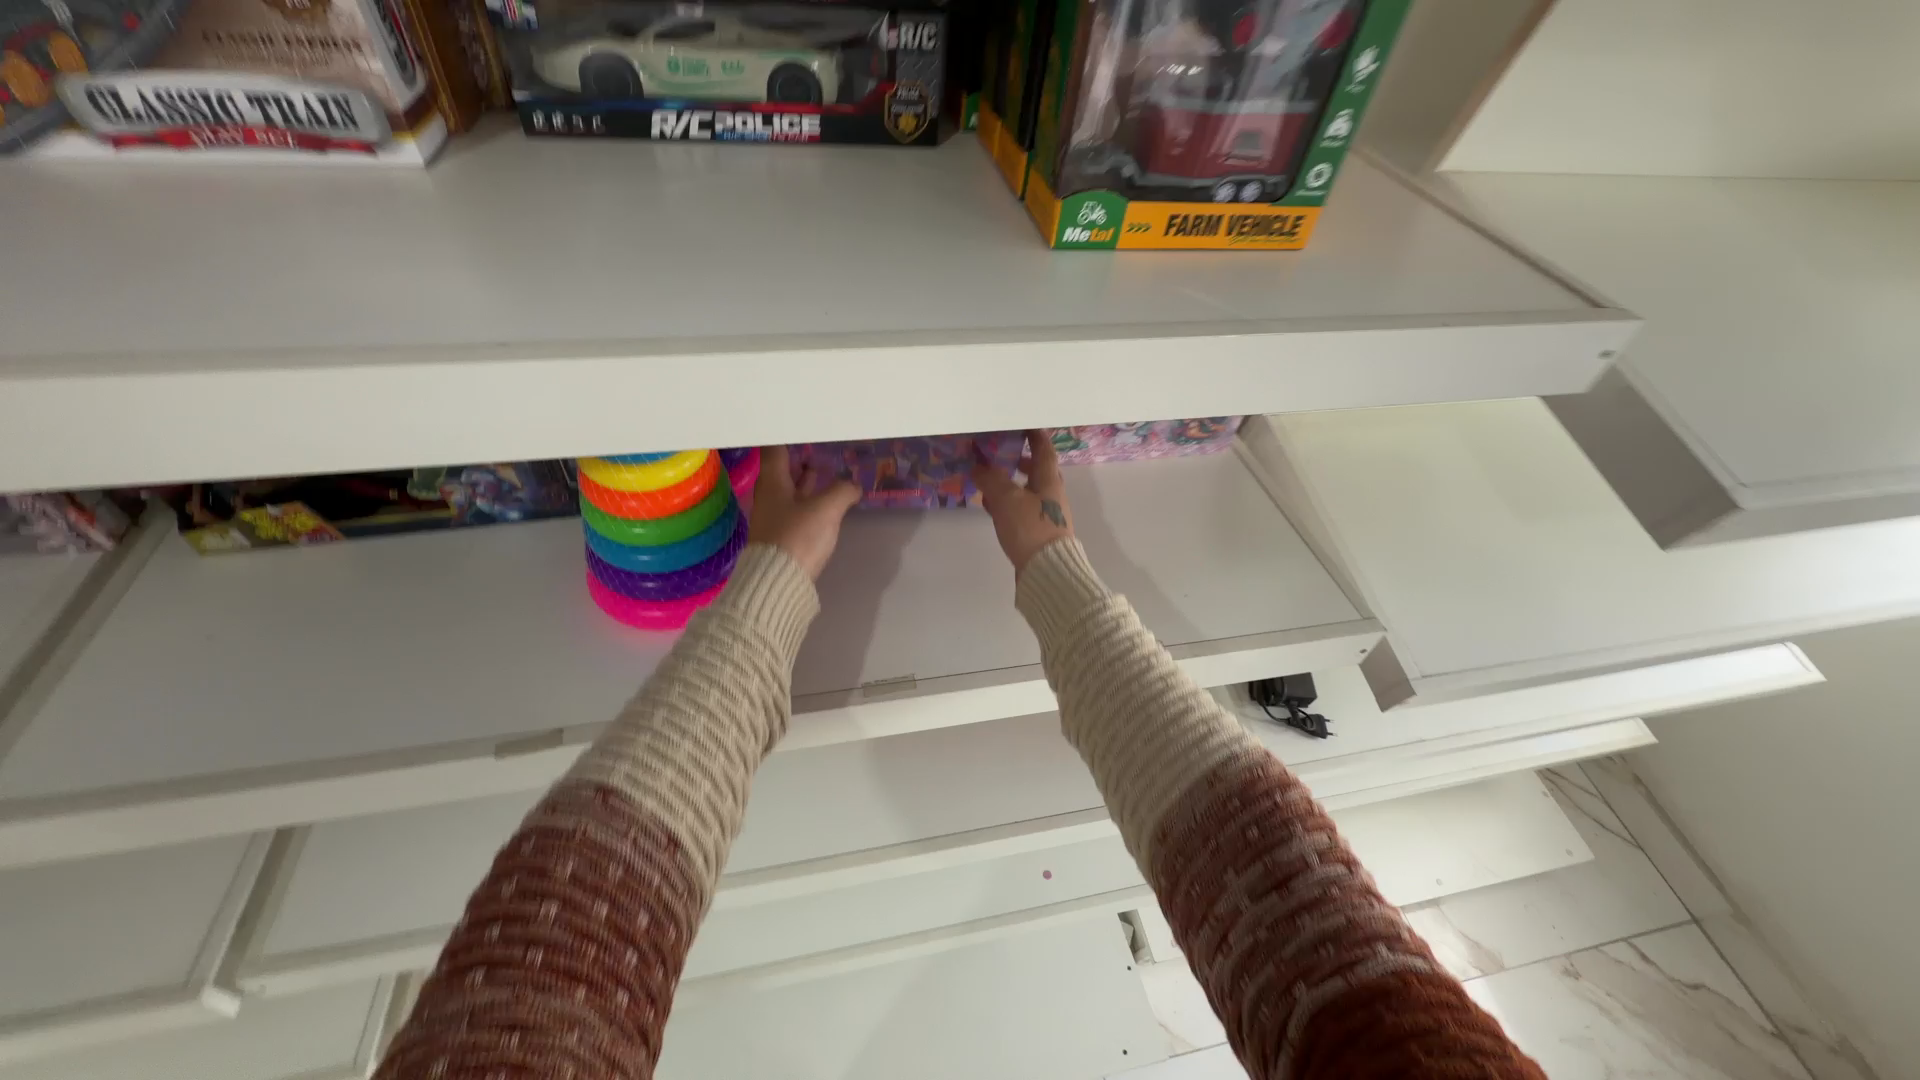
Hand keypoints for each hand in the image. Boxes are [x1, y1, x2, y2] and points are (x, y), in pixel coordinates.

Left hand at [747, 445, 861, 580]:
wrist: (778, 582)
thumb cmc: (797, 537)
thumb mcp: (826, 509)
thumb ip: (842, 490)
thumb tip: (853, 485)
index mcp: (773, 481)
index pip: (775, 448)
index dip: (788, 434)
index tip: (804, 425)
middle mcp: (771, 495)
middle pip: (785, 468)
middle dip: (803, 456)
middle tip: (823, 443)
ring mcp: (777, 515)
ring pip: (793, 489)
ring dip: (809, 479)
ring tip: (830, 466)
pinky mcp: (785, 533)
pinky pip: (800, 507)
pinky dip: (813, 499)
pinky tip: (830, 498)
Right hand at [971, 429, 1073, 573]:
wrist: (1047, 570)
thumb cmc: (1030, 527)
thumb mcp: (1007, 499)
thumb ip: (991, 480)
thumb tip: (978, 466)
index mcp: (1049, 480)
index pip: (1044, 450)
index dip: (1035, 436)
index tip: (1025, 424)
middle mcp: (1051, 494)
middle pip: (1037, 471)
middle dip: (1020, 460)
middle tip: (1001, 453)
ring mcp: (1046, 514)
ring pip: (1028, 491)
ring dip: (1011, 483)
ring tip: (989, 481)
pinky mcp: (1038, 532)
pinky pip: (1022, 510)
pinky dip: (1008, 503)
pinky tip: (992, 507)